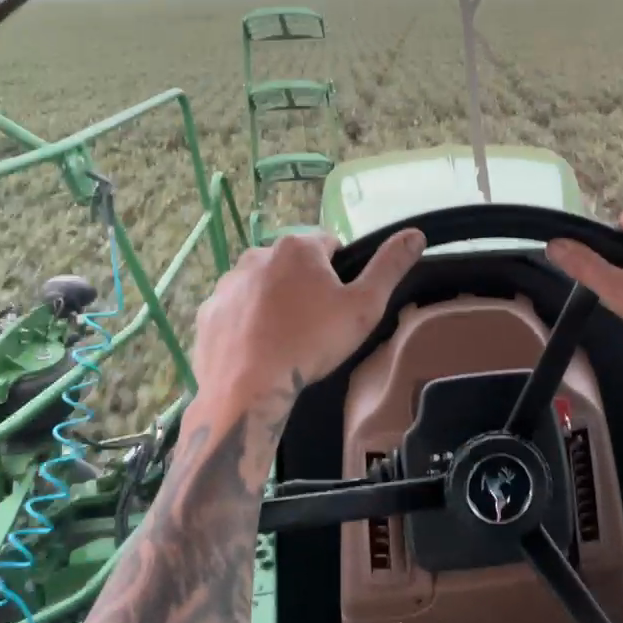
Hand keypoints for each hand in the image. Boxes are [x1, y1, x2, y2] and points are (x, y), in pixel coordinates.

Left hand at [188, 229, 425, 417]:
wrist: (248, 388)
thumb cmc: (313, 342)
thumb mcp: (365, 306)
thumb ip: (390, 267)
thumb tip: (415, 234)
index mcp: (298, 248)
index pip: (329, 244)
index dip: (342, 273)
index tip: (342, 304)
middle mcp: (257, 255)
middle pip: (293, 264)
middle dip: (306, 285)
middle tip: (318, 324)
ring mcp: (227, 283)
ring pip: (262, 285)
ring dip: (275, 301)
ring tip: (287, 339)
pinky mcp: (207, 313)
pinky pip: (235, 310)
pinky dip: (247, 322)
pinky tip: (259, 349)